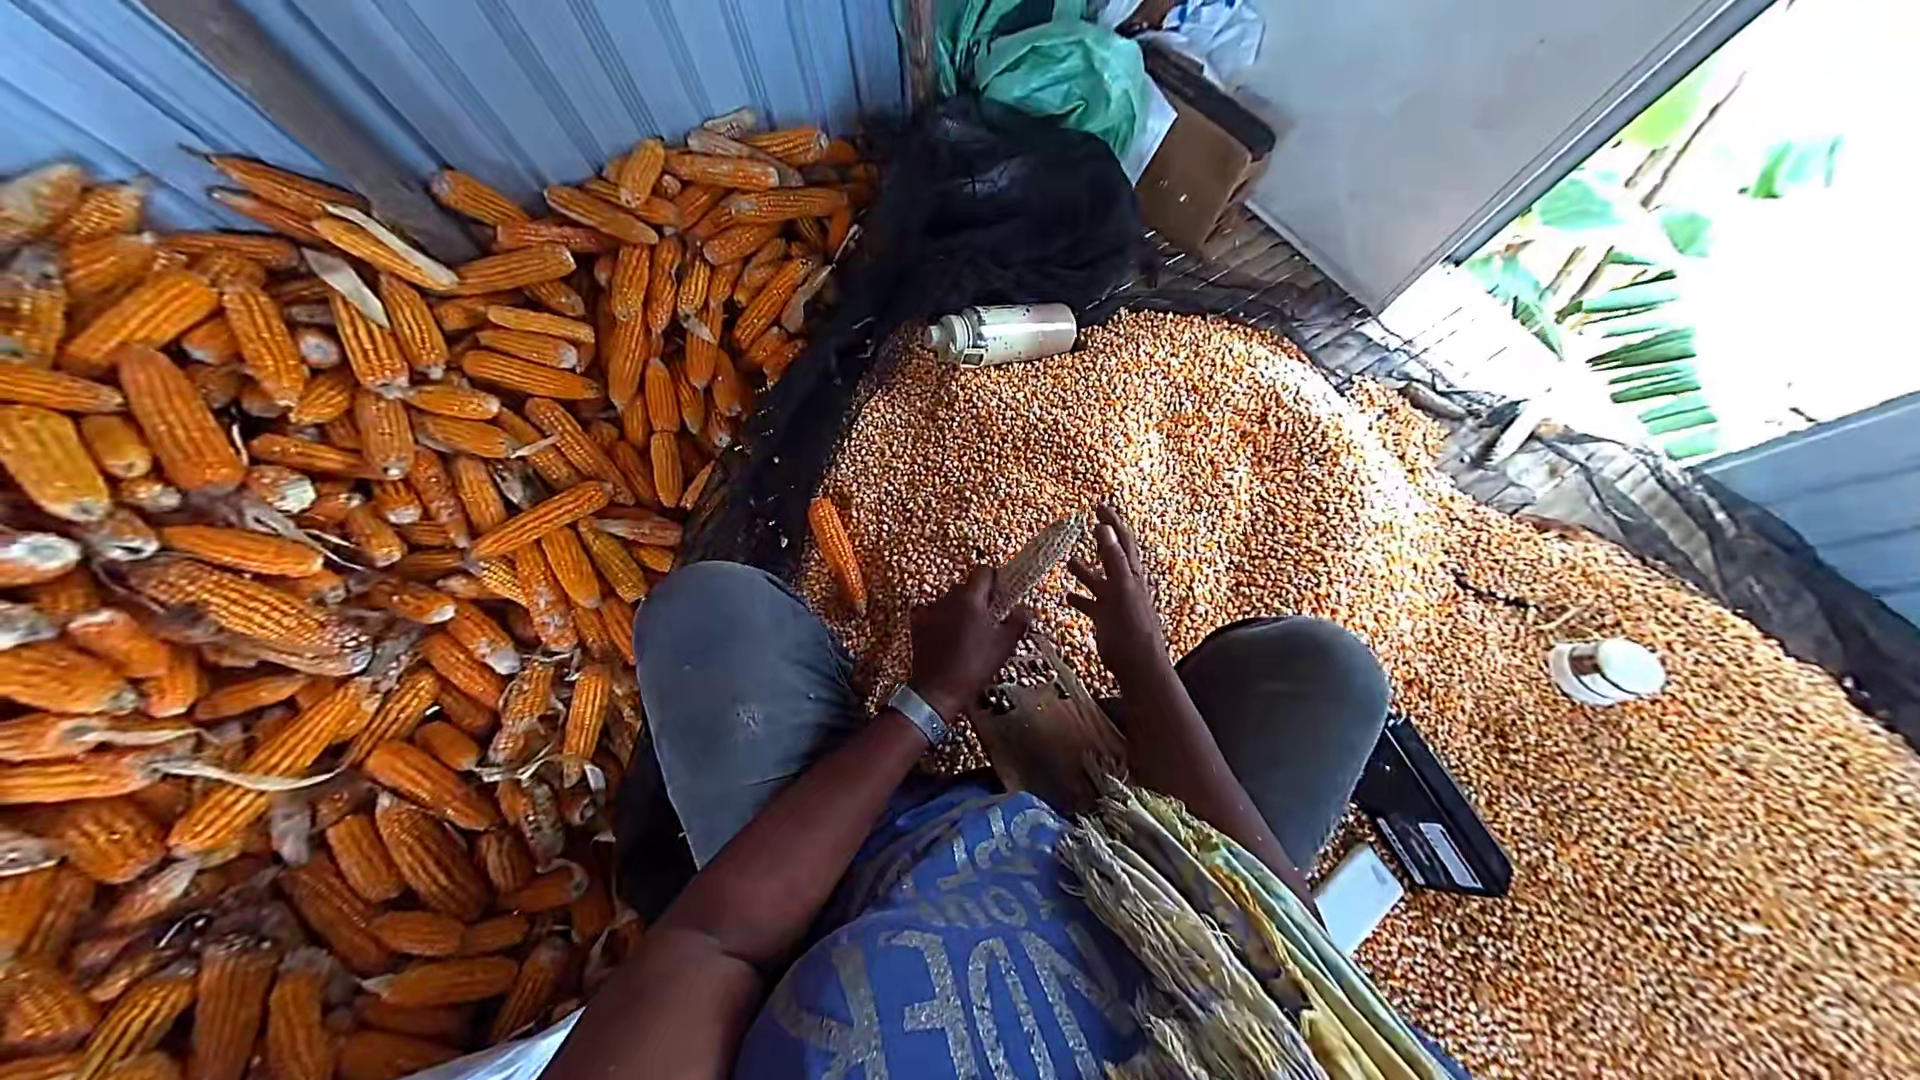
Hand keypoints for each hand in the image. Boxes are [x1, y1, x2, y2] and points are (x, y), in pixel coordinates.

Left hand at [909, 566, 1031, 718]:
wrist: (938, 690)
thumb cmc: (975, 666)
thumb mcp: (1004, 646)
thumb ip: (1017, 622)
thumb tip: (1024, 610)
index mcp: (970, 598)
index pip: (984, 572)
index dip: (995, 579)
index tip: (1001, 593)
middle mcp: (947, 598)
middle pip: (966, 587)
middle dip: (978, 598)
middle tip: (988, 618)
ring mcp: (929, 610)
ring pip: (949, 601)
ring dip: (959, 609)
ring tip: (967, 632)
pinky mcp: (917, 624)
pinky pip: (933, 614)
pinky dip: (941, 620)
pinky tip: (947, 638)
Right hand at [1067, 504, 1167, 674]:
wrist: (1138, 665)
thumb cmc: (1132, 627)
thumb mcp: (1122, 588)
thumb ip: (1113, 559)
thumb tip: (1104, 527)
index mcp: (1130, 574)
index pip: (1122, 540)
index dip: (1112, 522)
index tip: (1098, 506)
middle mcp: (1124, 584)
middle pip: (1112, 554)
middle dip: (1101, 538)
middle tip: (1088, 523)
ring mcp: (1114, 601)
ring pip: (1098, 579)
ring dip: (1085, 568)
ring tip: (1069, 559)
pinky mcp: (1106, 618)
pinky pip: (1091, 603)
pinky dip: (1080, 596)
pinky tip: (1068, 595)